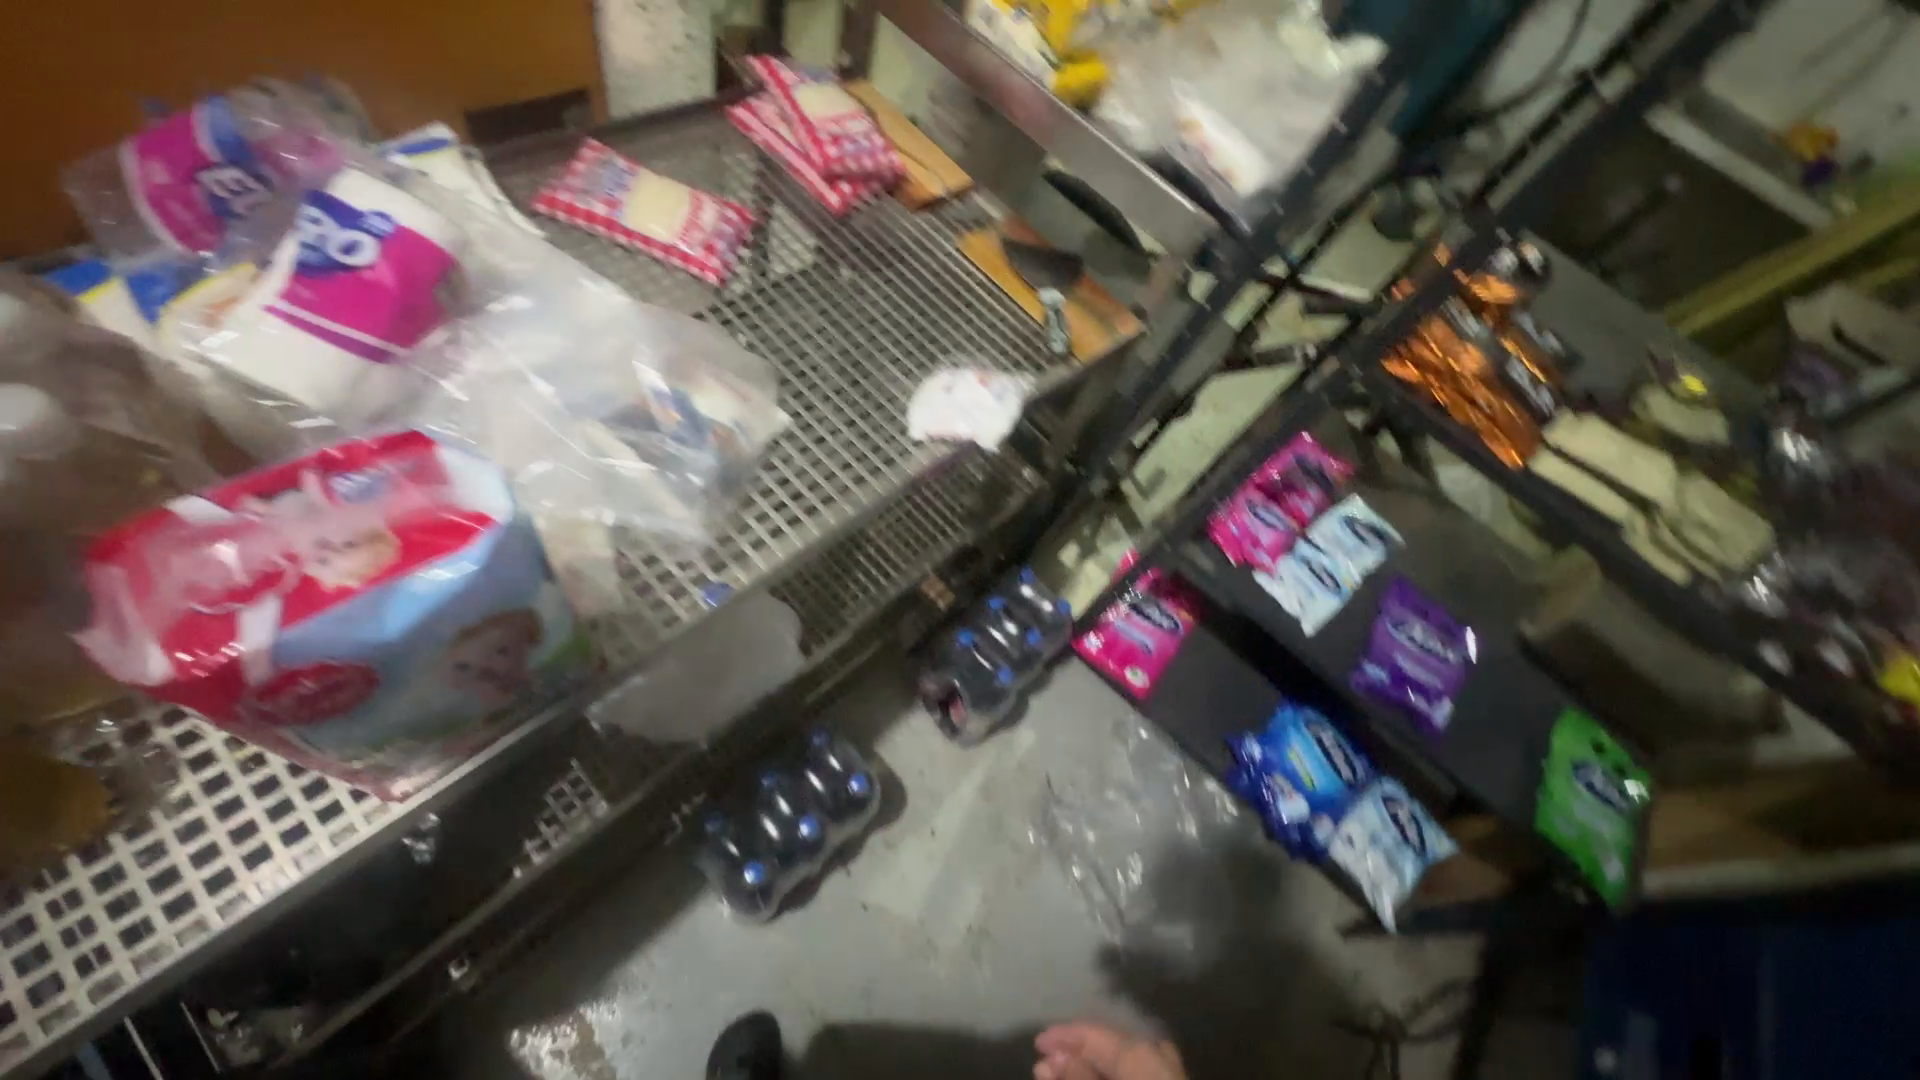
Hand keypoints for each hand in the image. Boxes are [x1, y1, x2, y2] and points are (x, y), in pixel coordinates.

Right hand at [1033, 1023, 1186, 1079]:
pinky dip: (1112, 1079)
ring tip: (1064, 1079)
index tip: (1036, 1045)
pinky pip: (1139, 1075)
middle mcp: (1157, 1055)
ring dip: (1093, 1072)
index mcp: (1140, 1052)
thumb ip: (1079, 1079)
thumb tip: (1055, 1056)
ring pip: (1122, 1065)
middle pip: (1107, 1048)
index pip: (1094, 1033)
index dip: (1063, 1036)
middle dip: (1075, 1057)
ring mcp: (1170, 1072)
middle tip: (1045, 1070)